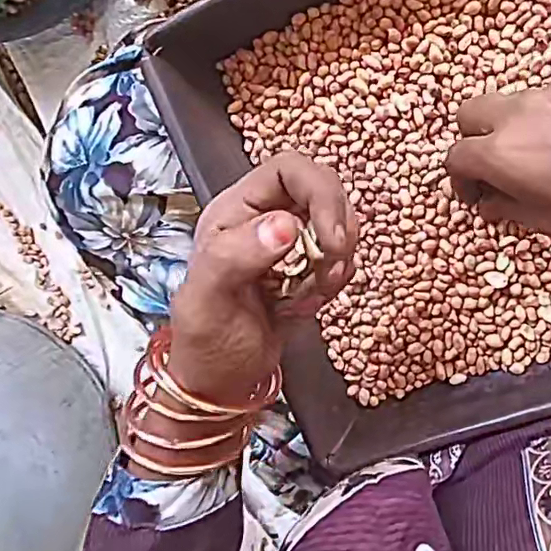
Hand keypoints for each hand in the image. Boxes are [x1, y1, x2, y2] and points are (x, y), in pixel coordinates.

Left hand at [168, 153, 357, 400]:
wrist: (222, 381)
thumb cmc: (206, 341)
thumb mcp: (207, 300)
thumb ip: (235, 257)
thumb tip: (285, 225)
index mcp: (236, 209)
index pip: (289, 169)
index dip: (320, 191)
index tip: (332, 238)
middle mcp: (266, 215)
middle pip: (324, 188)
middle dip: (337, 226)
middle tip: (331, 267)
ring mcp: (292, 239)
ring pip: (339, 221)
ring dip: (339, 258)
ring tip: (310, 293)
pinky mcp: (311, 263)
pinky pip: (343, 255)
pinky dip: (338, 278)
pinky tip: (307, 303)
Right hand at [444, 82, 550, 250]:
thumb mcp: (550, 221)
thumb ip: (508, 207)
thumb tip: (490, 201)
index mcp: (501, 152)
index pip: (456, 158)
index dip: (461, 183)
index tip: (477, 199)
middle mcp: (516, 114)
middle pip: (469, 115)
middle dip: (473, 143)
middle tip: (494, 174)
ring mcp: (548, 95)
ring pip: (503, 104)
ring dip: (502, 130)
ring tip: (532, 163)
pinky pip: (537, 100)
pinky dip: (533, 120)